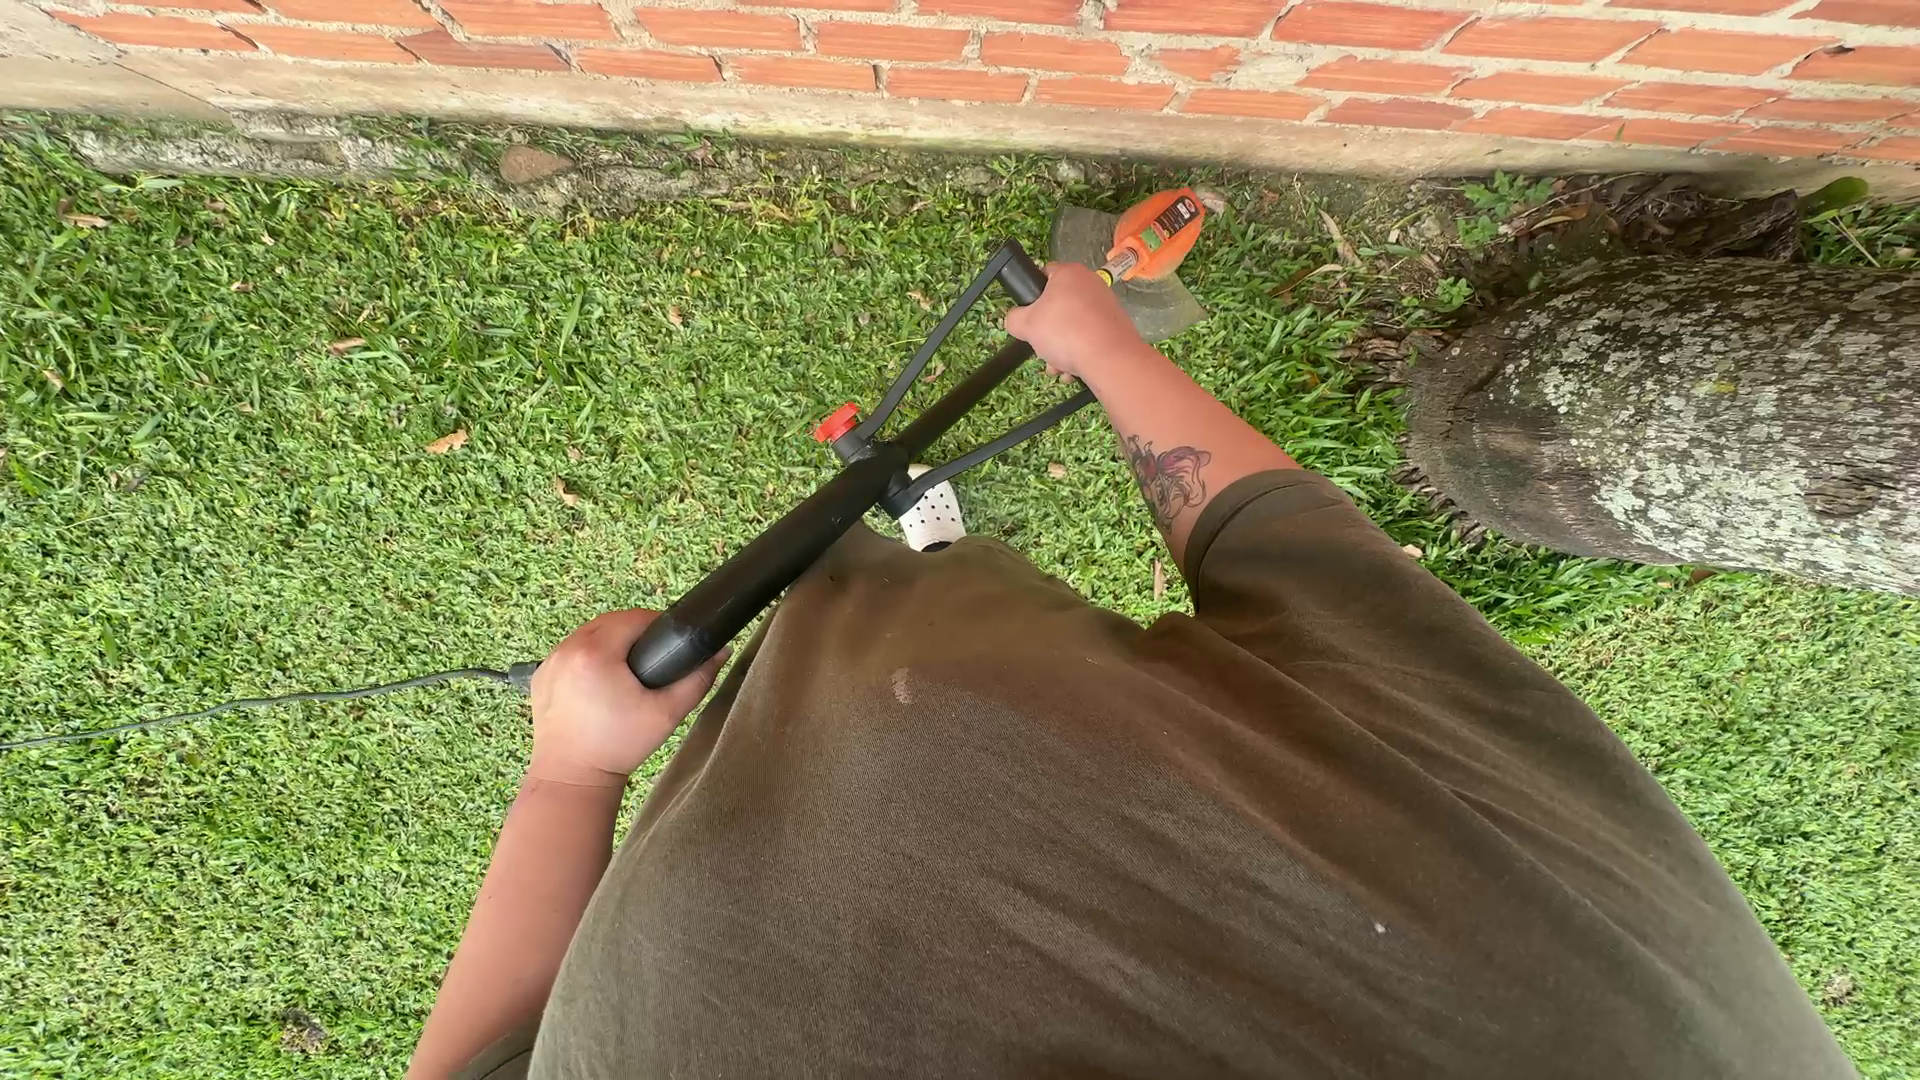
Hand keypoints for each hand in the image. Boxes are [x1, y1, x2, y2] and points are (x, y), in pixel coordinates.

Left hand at [526, 609, 728, 788]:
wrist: (573, 777)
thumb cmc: (620, 745)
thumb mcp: (668, 713)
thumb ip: (699, 678)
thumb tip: (722, 650)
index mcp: (596, 653)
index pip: (634, 617)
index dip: (658, 625)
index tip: (669, 645)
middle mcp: (568, 650)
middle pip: (611, 621)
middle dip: (635, 631)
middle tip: (655, 657)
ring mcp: (550, 662)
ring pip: (590, 633)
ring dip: (612, 640)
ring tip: (631, 666)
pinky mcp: (541, 675)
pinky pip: (572, 650)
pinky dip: (590, 654)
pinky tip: (604, 676)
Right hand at [1003, 262, 1155, 382]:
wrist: (1109, 358)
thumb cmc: (1064, 332)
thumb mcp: (1026, 325)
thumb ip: (1013, 319)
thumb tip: (1016, 320)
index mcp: (1068, 273)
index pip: (1044, 273)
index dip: (1032, 294)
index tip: (1029, 315)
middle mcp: (1090, 283)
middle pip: (1058, 306)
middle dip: (1047, 332)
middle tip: (1042, 348)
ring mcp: (1105, 304)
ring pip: (1073, 326)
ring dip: (1060, 349)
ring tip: (1057, 367)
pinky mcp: (1115, 325)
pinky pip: (1089, 337)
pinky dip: (1079, 353)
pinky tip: (1073, 370)